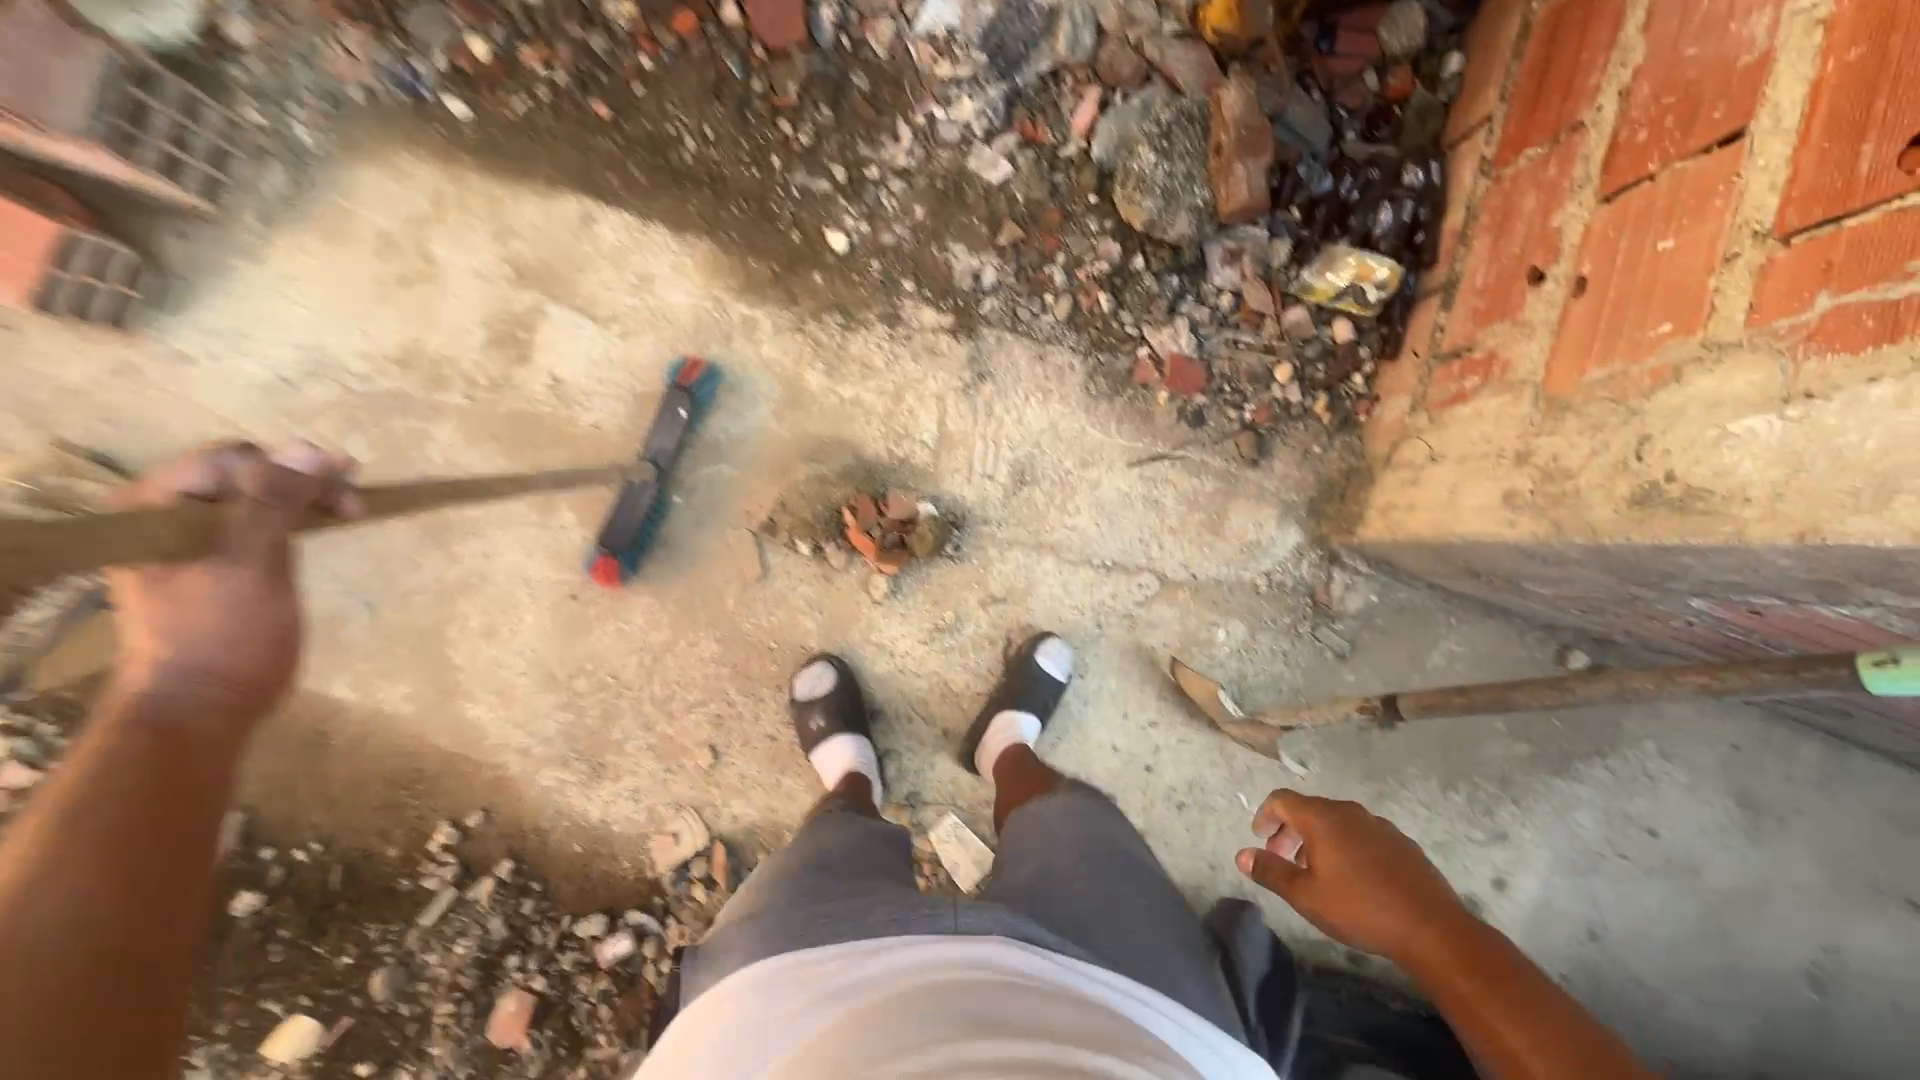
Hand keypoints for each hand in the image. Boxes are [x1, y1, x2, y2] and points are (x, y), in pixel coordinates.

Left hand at [105, 441, 357, 721]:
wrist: (203, 708)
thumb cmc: (220, 635)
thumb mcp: (249, 562)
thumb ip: (274, 502)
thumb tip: (312, 449)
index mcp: (153, 510)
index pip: (227, 461)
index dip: (288, 464)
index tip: (345, 479)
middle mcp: (165, 517)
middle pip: (244, 475)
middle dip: (302, 479)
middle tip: (354, 498)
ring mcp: (193, 542)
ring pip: (258, 498)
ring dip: (306, 496)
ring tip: (351, 507)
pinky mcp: (221, 564)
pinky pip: (260, 524)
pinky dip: (297, 519)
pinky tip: (326, 522)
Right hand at [1236, 789, 1468, 964]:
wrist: (1431, 928)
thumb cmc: (1359, 908)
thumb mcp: (1305, 895)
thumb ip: (1270, 871)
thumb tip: (1241, 855)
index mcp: (1322, 818)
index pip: (1282, 799)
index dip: (1265, 815)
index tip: (1260, 839)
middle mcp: (1349, 813)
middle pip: (1309, 809)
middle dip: (1289, 831)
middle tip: (1282, 860)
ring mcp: (1379, 826)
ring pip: (1337, 823)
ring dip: (1317, 840)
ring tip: (1315, 872)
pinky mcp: (1401, 844)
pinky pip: (1362, 835)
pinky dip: (1345, 847)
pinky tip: (1352, 879)